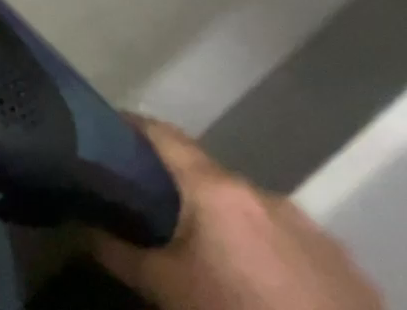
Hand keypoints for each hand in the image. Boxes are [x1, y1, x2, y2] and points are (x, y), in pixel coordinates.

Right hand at [91, 117, 381, 309]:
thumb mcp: (160, 284)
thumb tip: (75, 224)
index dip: (125, 124)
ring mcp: (310, 226)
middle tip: (137, 202)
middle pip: (203, 173)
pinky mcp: (340, 259)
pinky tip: (245, 272)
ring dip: (215, 215)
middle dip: (170, 183)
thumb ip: (111, 248)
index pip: (161, 133)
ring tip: (193, 243)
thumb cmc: (236, 308)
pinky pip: (282, 235)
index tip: (93, 128)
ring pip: (244, 206)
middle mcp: (263, 193)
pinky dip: (255, 241)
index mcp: (216, 188)